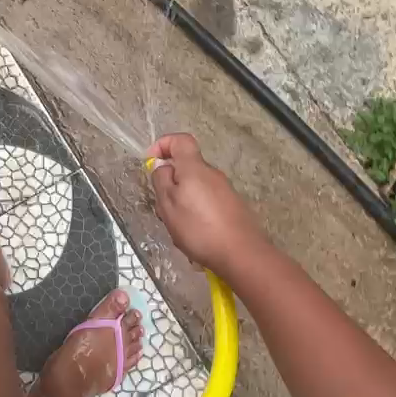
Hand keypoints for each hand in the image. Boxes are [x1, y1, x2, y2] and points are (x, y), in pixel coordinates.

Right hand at [148, 133, 272, 276]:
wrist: (243, 256)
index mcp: (194, 168)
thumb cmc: (199, 228)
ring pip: (196, 187)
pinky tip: (197, 234)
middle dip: (171, 182)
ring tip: (179, 225)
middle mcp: (212, 174)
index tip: (152, 163)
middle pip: (187, 167)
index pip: (180, 140)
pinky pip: (207, 201)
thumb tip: (162, 166)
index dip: (163, 145)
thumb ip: (161, 180)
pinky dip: (197, 211)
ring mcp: (225, 191)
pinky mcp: (233, 207)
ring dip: (183, 200)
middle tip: (163, 206)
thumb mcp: (168, 204)